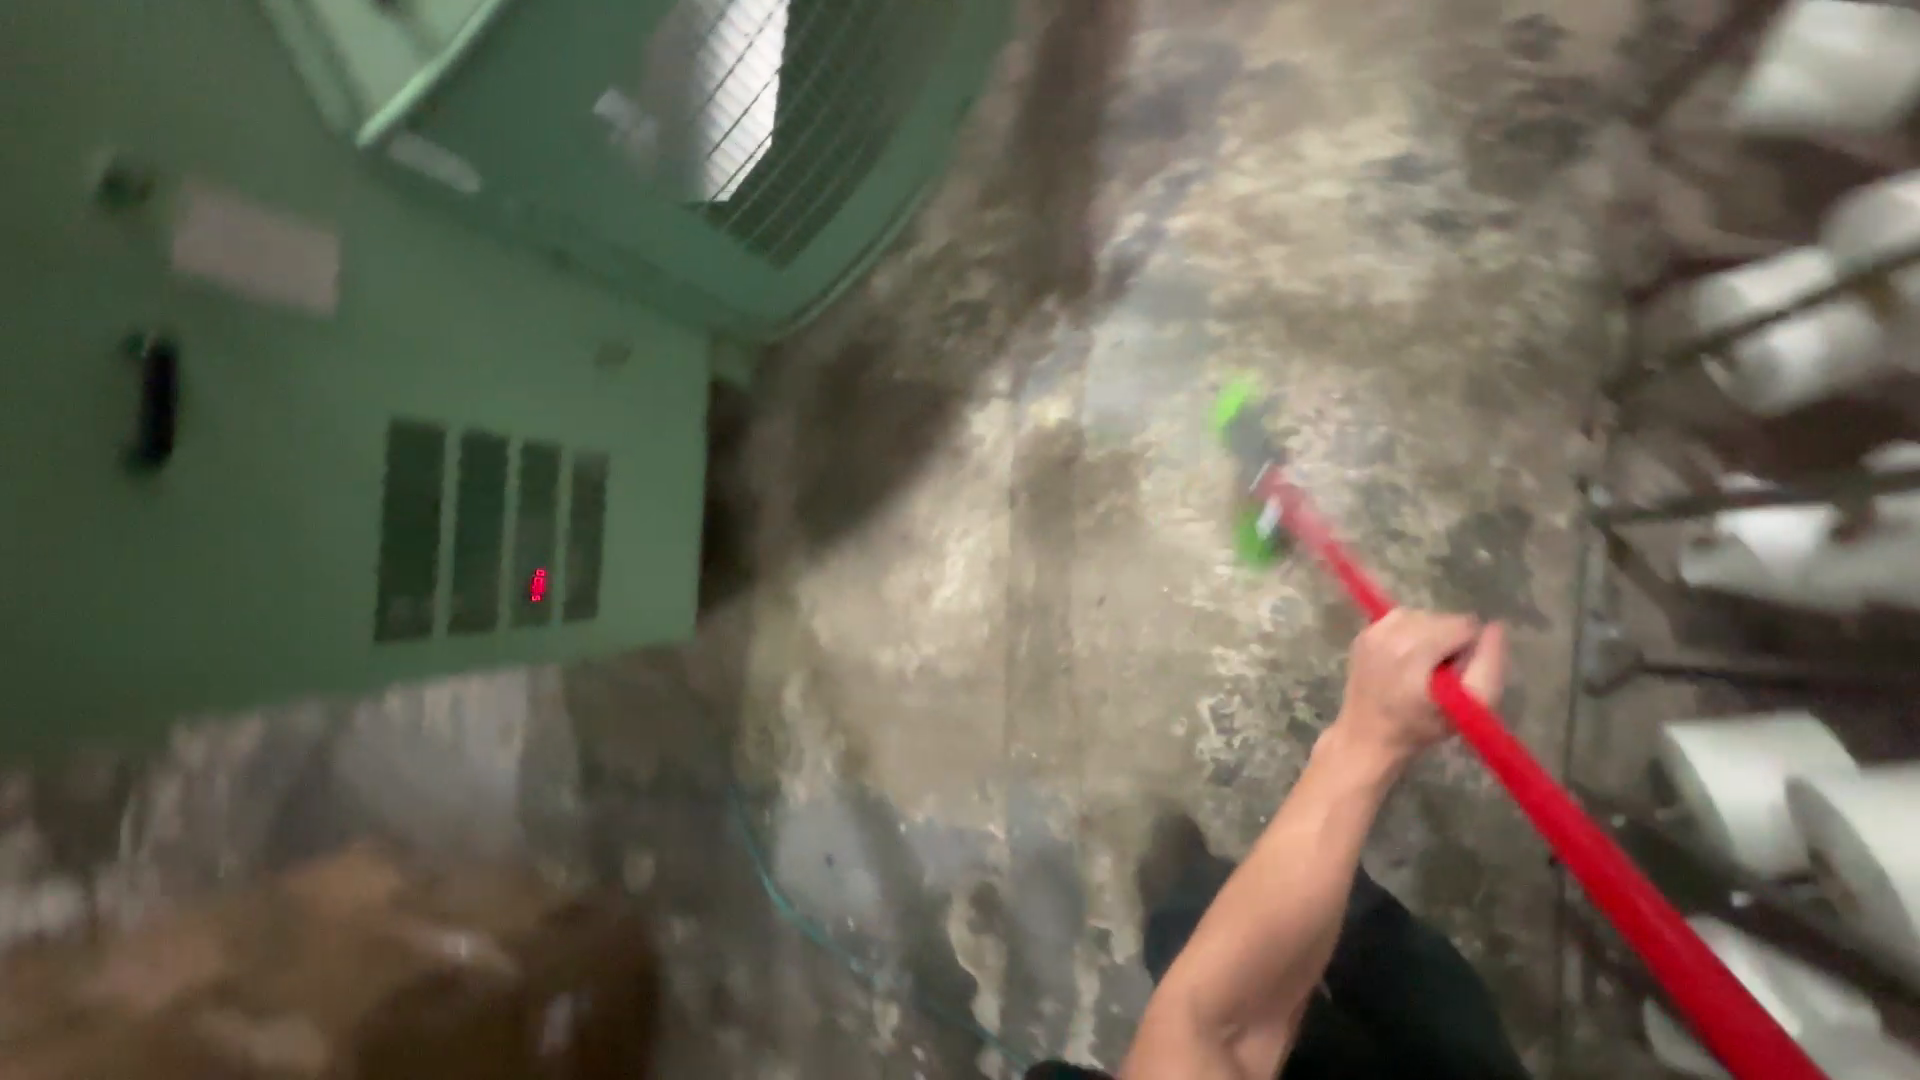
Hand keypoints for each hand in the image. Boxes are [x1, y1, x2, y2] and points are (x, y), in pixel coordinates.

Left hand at [1332, 609, 1505, 762]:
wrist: (1368, 732)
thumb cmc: (1421, 725)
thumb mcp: (1470, 706)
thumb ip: (1489, 665)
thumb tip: (1496, 627)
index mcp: (1414, 654)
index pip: (1463, 626)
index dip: (1471, 647)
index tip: (1461, 672)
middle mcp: (1389, 636)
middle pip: (1441, 618)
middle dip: (1450, 639)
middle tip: (1443, 670)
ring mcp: (1372, 632)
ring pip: (1420, 614)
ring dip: (1431, 633)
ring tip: (1427, 662)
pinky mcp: (1363, 634)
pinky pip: (1399, 617)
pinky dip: (1410, 630)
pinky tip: (1408, 654)